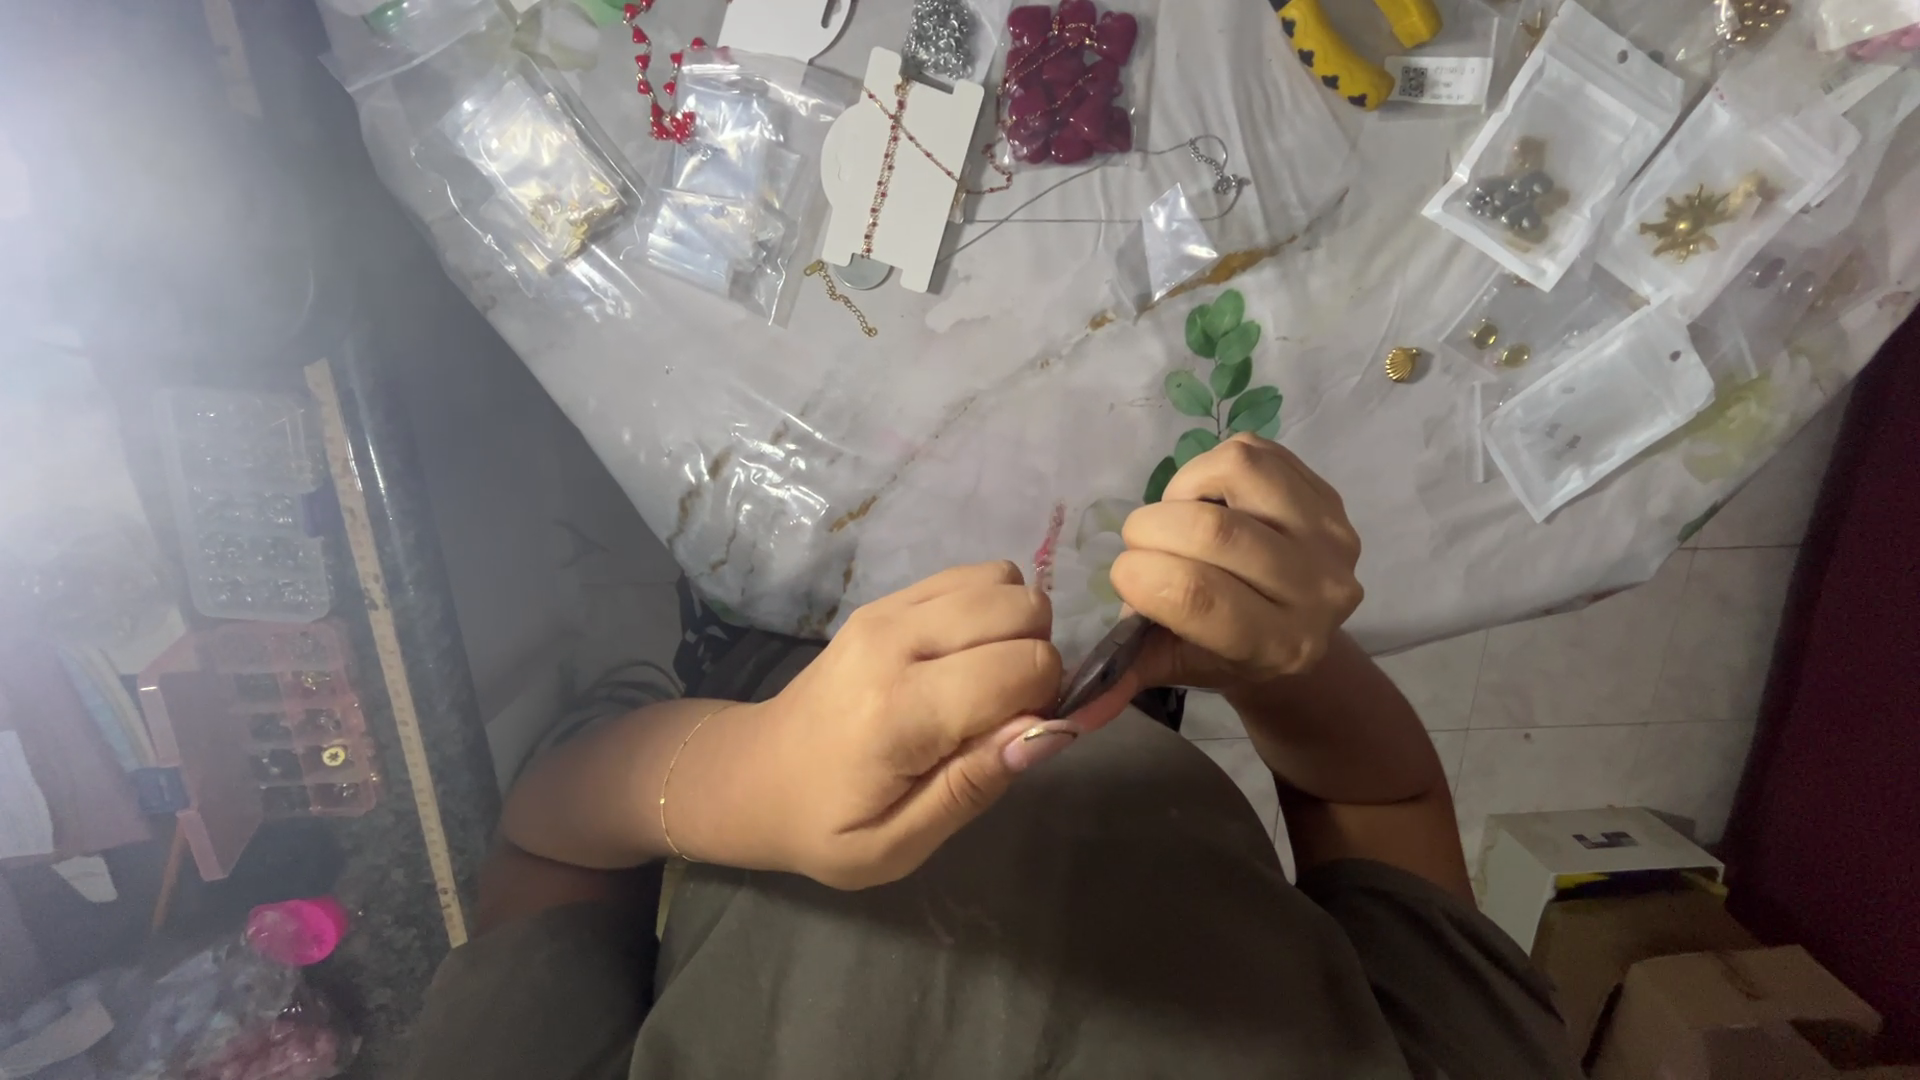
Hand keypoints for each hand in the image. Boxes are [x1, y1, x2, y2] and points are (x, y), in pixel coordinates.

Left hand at [704, 562, 1132, 890]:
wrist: (754, 771)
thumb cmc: (825, 822)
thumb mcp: (896, 846)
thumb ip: (973, 786)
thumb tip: (1050, 729)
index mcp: (900, 709)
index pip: (1024, 665)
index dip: (1046, 701)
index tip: (1016, 736)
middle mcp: (896, 639)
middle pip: (1022, 606)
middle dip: (1037, 656)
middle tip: (1006, 706)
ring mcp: (888, 608)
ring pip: (1002, 579)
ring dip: (1016, 626)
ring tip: (986, 677)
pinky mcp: (885, 599)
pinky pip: (971, 574)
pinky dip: (989, 607)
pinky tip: (965, 652)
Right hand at [1111, 434, 1361, 691]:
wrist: (1293, 627)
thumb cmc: (1220, 647)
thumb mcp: (1174, 665)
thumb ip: (1126, 673)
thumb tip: (1075, 710)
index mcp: (1277, 645)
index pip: (1196, 595)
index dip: (1139, 574)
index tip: (1123, 573)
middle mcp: (1319, 592)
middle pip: (1214, 532)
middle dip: (1151, 529)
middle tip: (1139, 542)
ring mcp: (1330, 536)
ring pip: (1236, 473)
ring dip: (1184, 491)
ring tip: (1176, 515)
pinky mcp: (1326, 493)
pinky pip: (1251, 450)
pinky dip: (1208, 468)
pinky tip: (1205, 499)